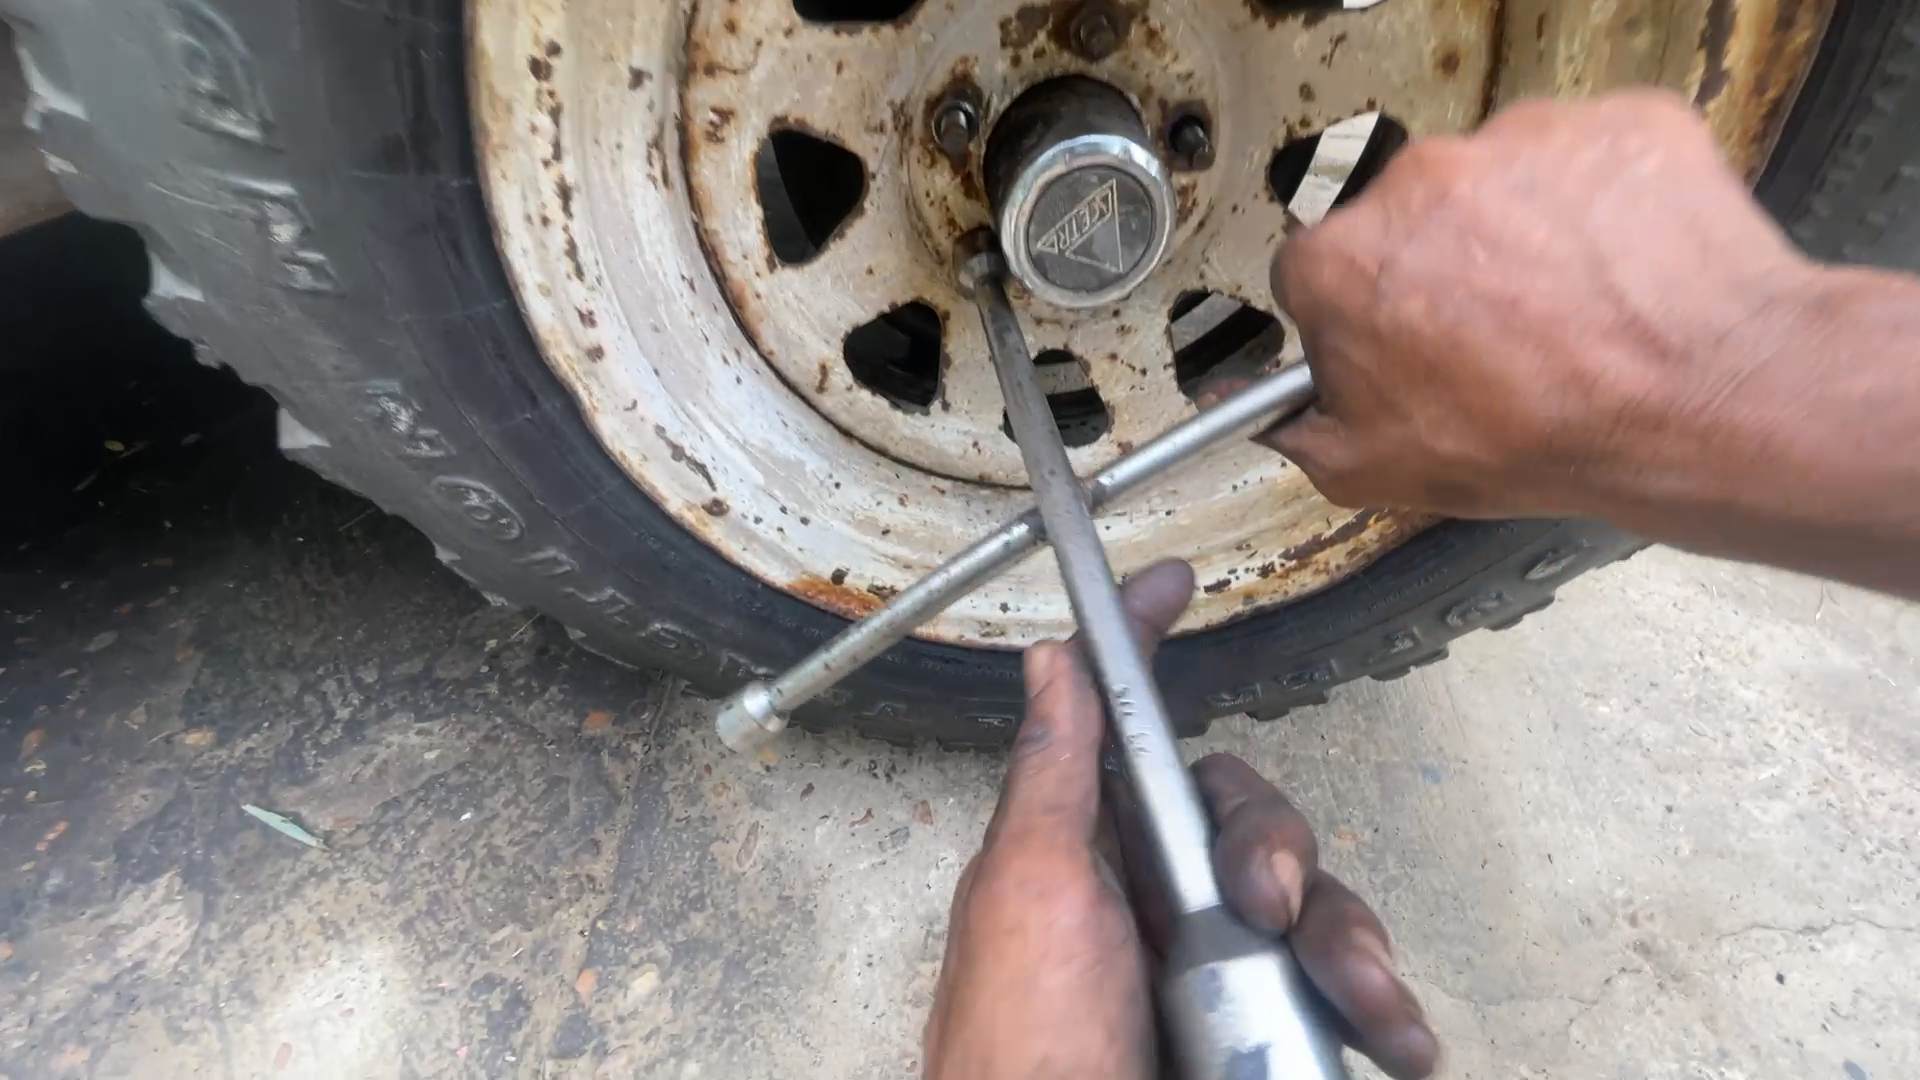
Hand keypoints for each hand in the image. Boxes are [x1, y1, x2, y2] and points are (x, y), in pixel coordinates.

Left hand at [922, 559, 1437, 1078]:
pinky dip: (1373, 991)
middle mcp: (1150, 878)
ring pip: (1301, 883)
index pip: (1120, 715)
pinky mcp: (1260, 1010)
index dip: (1141, 639)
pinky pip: (1335, 969)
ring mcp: (1208, 946)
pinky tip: (1391, 1031)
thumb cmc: (1027, 1038)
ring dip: (1343, 929)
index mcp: (1089, 835)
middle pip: (1235, 801)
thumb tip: (1048, 658)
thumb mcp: (1032, 885)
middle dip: (1271, 836)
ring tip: (1361, 997)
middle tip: (1263, 901)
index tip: (1169, 582)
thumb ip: (1052, 770)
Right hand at [1265, 89, 1815, 518]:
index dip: (1341, 314)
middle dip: (1412, 270)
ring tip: (1538, 303)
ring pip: (1474, 188)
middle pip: (1388, 223)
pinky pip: (1563, 161)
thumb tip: (1253, 403)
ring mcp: (1513, 143)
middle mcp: (1410, 184)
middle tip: (1463, 330)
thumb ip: (1286, 426)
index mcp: (1336, 262)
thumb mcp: (1360, 466)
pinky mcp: (1605, 124)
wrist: (1694, 403)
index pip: (1307, 272)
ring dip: (1490, 234)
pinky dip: (1569, 205)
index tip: (1377, 340)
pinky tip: (1590, 267)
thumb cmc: (1521, 435)